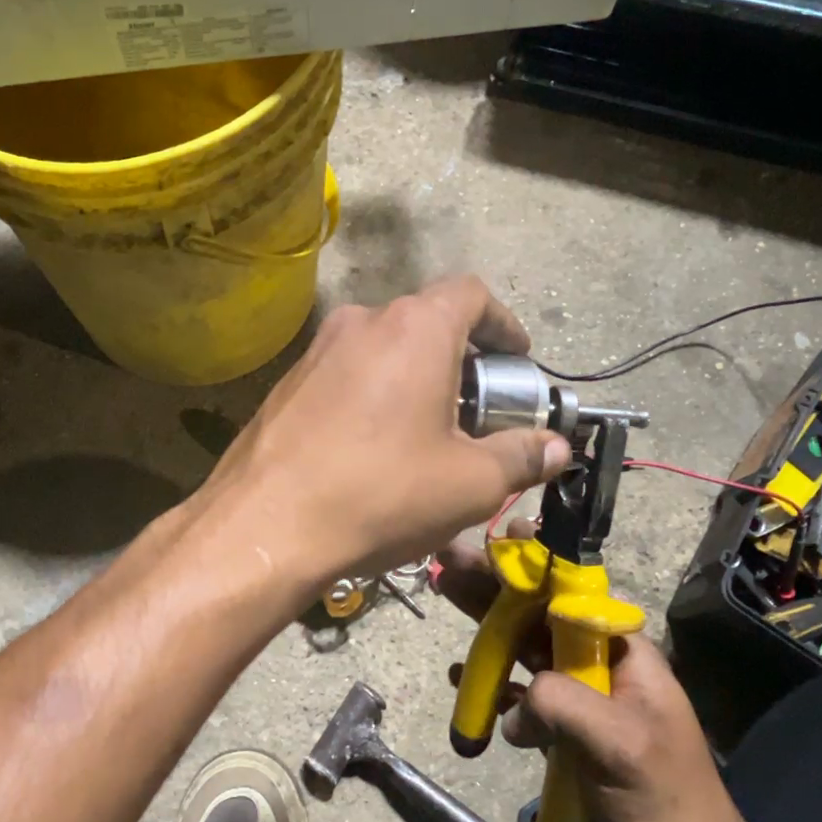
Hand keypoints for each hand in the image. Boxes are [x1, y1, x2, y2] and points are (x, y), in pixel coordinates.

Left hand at [184, 277, 570, 588]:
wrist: (266, 527)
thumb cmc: (381, 494)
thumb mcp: (470, 483)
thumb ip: (522, 456)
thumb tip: (556, 448)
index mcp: (414, 328)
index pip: (471, 294)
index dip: (503, 323)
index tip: (516, 359)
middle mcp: (360, 324)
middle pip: (424, 325)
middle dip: (459, 363)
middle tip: (476, 414)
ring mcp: (314, 353)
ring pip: (380, 354)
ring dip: (411, 384)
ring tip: (424, 440)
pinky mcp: (284, 388)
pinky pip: (343, 381)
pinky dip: (370, 402)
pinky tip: (370, 454)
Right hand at [437, 523, 746, 821]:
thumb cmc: (667, 800)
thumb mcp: (622, 745)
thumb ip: (566, 704)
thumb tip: (518, 697)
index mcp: (624, 653)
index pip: (575, 595)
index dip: (536, 565)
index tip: (500, 537)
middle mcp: (599, 665)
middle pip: (539, 615)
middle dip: (496, 588)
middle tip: (450, 561)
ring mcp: (581, 698)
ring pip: (525, 651)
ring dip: (486, 630)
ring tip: (446, 599)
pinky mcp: (564, 729)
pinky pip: (521, 696)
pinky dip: (493, 686)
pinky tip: (461, 680)